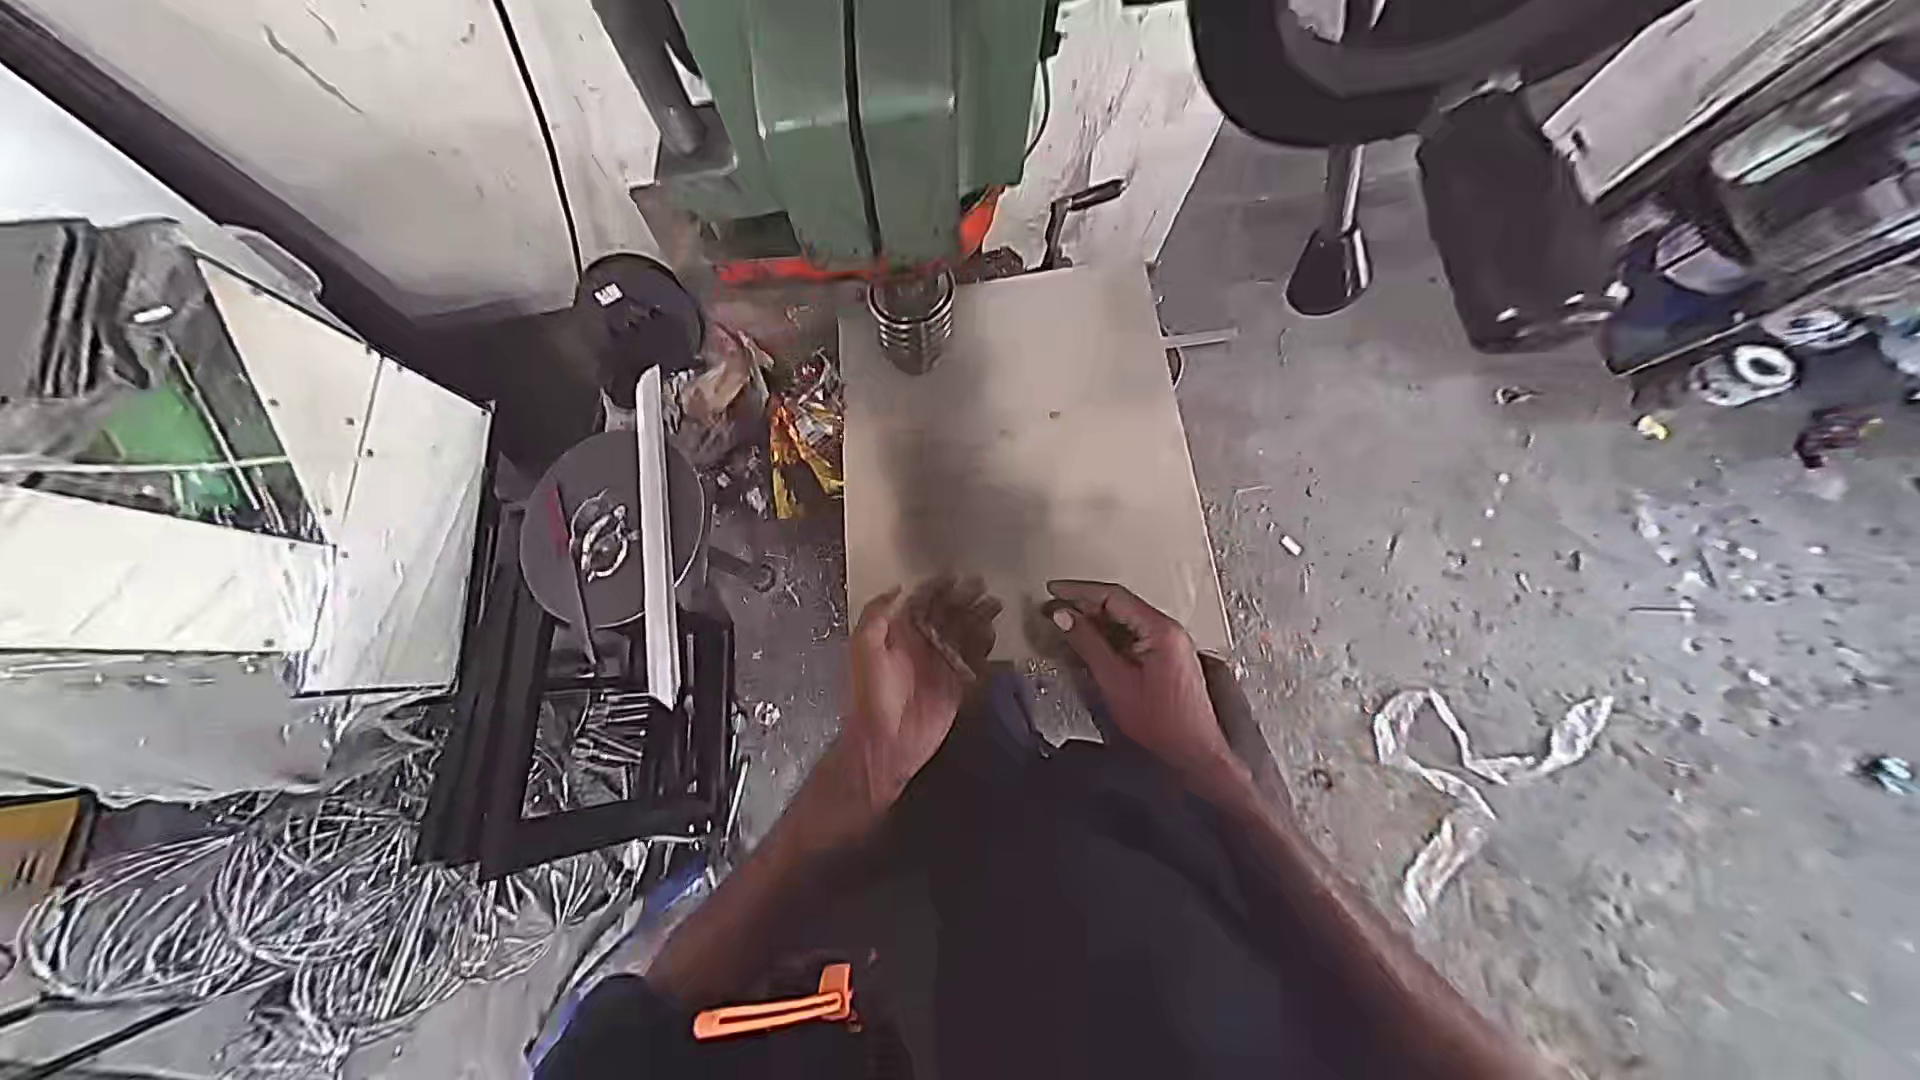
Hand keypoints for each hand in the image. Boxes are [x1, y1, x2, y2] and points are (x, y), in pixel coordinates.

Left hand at [841, 575, 1000, 814]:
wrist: (885, 742)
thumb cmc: (870, 695)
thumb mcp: (863, 647)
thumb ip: (877, 615)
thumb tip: (896, 587)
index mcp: (899, 635)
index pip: (922, 603)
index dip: (937, 588)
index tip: (954, 575)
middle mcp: (921, 646)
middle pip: (947, 615)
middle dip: (964, 599)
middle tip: (981, 585)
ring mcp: (940, 665)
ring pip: (963, 634)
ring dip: (977, 618)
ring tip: (994, 604)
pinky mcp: (956, 685)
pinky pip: (973, 661)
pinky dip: (984, 648)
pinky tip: (993, 635)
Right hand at [1046, 579, 1249, 797]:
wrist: (1195, 754)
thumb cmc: (1162, 724)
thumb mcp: (1115, 681)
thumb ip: (1088, 643)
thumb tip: (1064, 616)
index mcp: (1160, 630)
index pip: (1113, 595)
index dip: (1079, 590)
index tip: (1054, 590)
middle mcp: (1169, 631)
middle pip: (1120, 604)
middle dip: (1084, 604)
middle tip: (1055, 607)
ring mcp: (1170, 644)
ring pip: (1126, 619)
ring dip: (1095, 620)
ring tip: (1066, 624)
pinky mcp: (1167, 657)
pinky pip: (1133, 634)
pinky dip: (1109, 635)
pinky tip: (1090, 643)